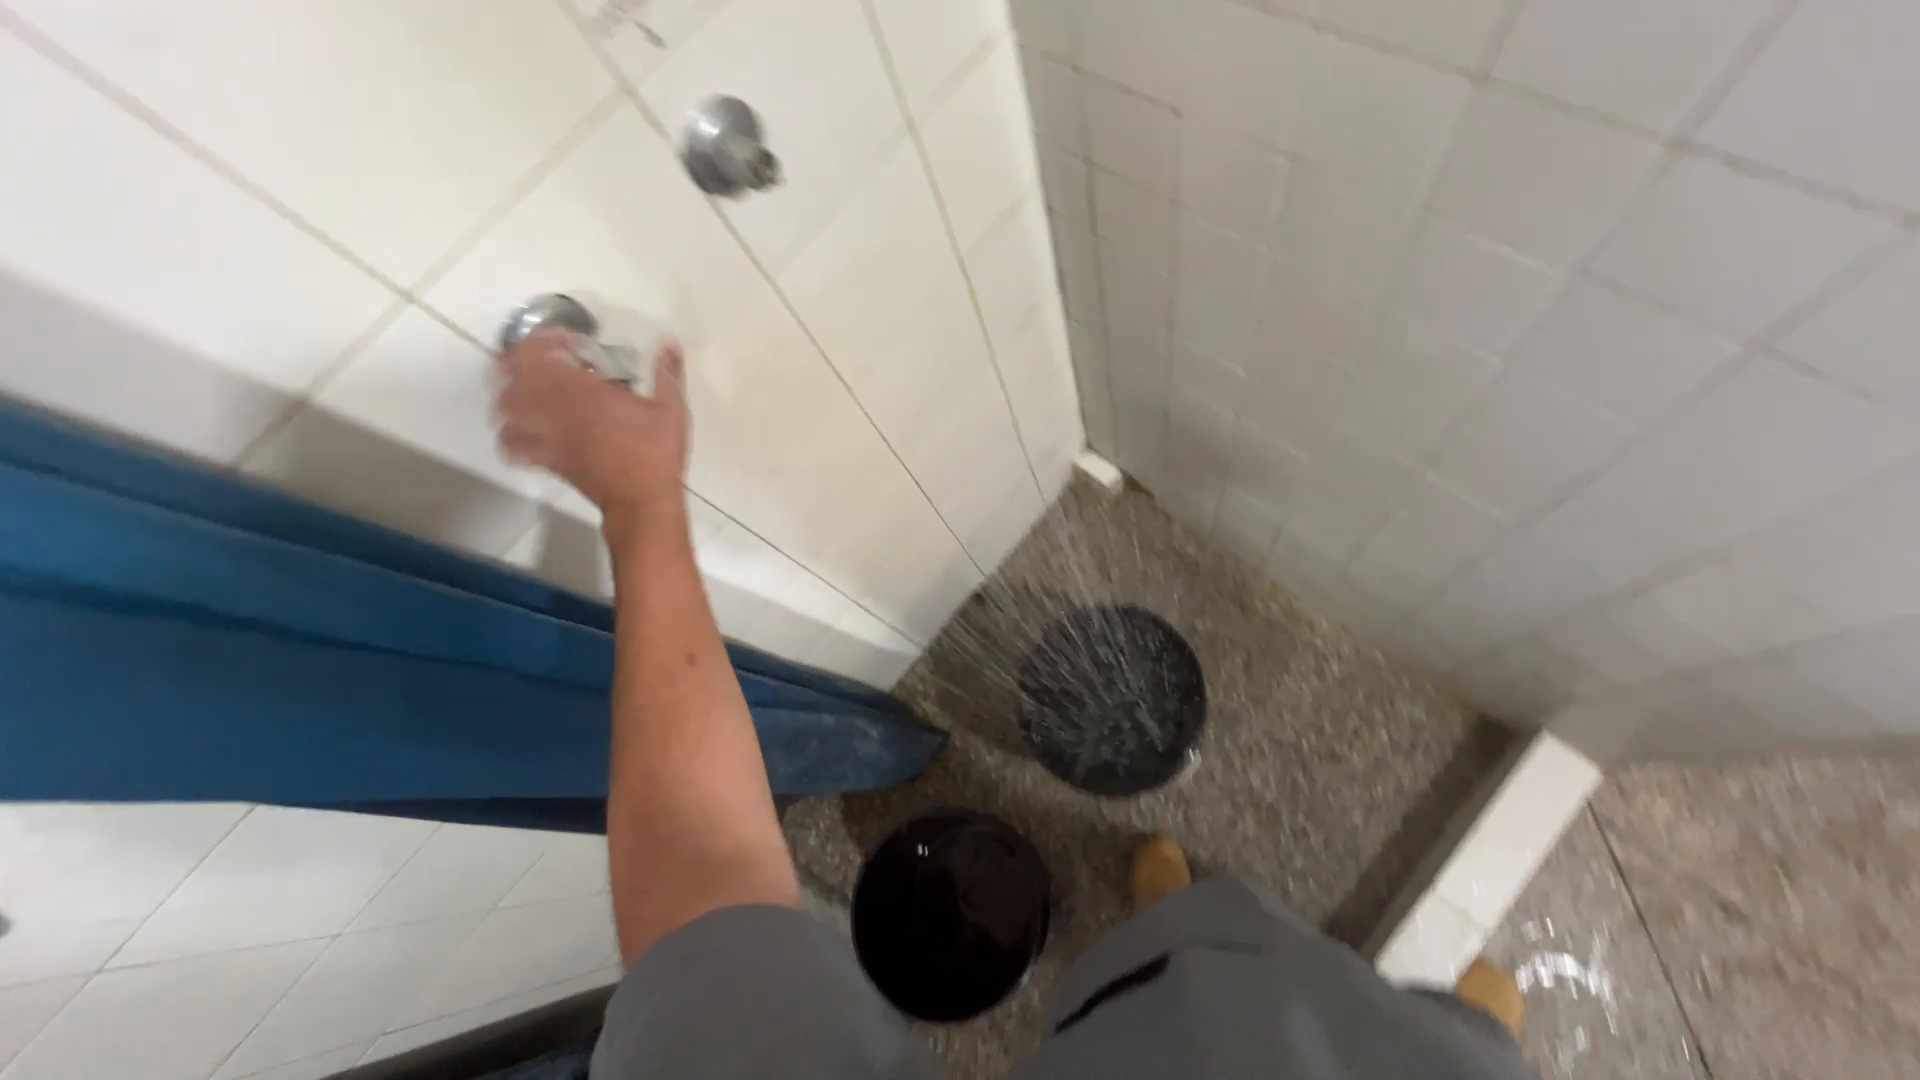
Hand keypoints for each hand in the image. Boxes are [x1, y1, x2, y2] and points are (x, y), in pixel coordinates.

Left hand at [495, 329, 689, 536]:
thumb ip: (667, 372)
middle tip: (541, 357)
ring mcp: (546, 436)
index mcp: (584, 392)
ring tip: (525, 384)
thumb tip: (669, 340)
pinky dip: (510, 432)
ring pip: (507, 406)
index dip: (549, 340)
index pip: (546, 354)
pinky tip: (522, 427)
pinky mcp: (546, 459)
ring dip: (510, 390)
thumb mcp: (671, 409)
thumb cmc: (656, 453)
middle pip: (515, 374)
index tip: (571, 342)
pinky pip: (513, 444)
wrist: (642, 500)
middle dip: (522, 358)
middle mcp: (556, 409)